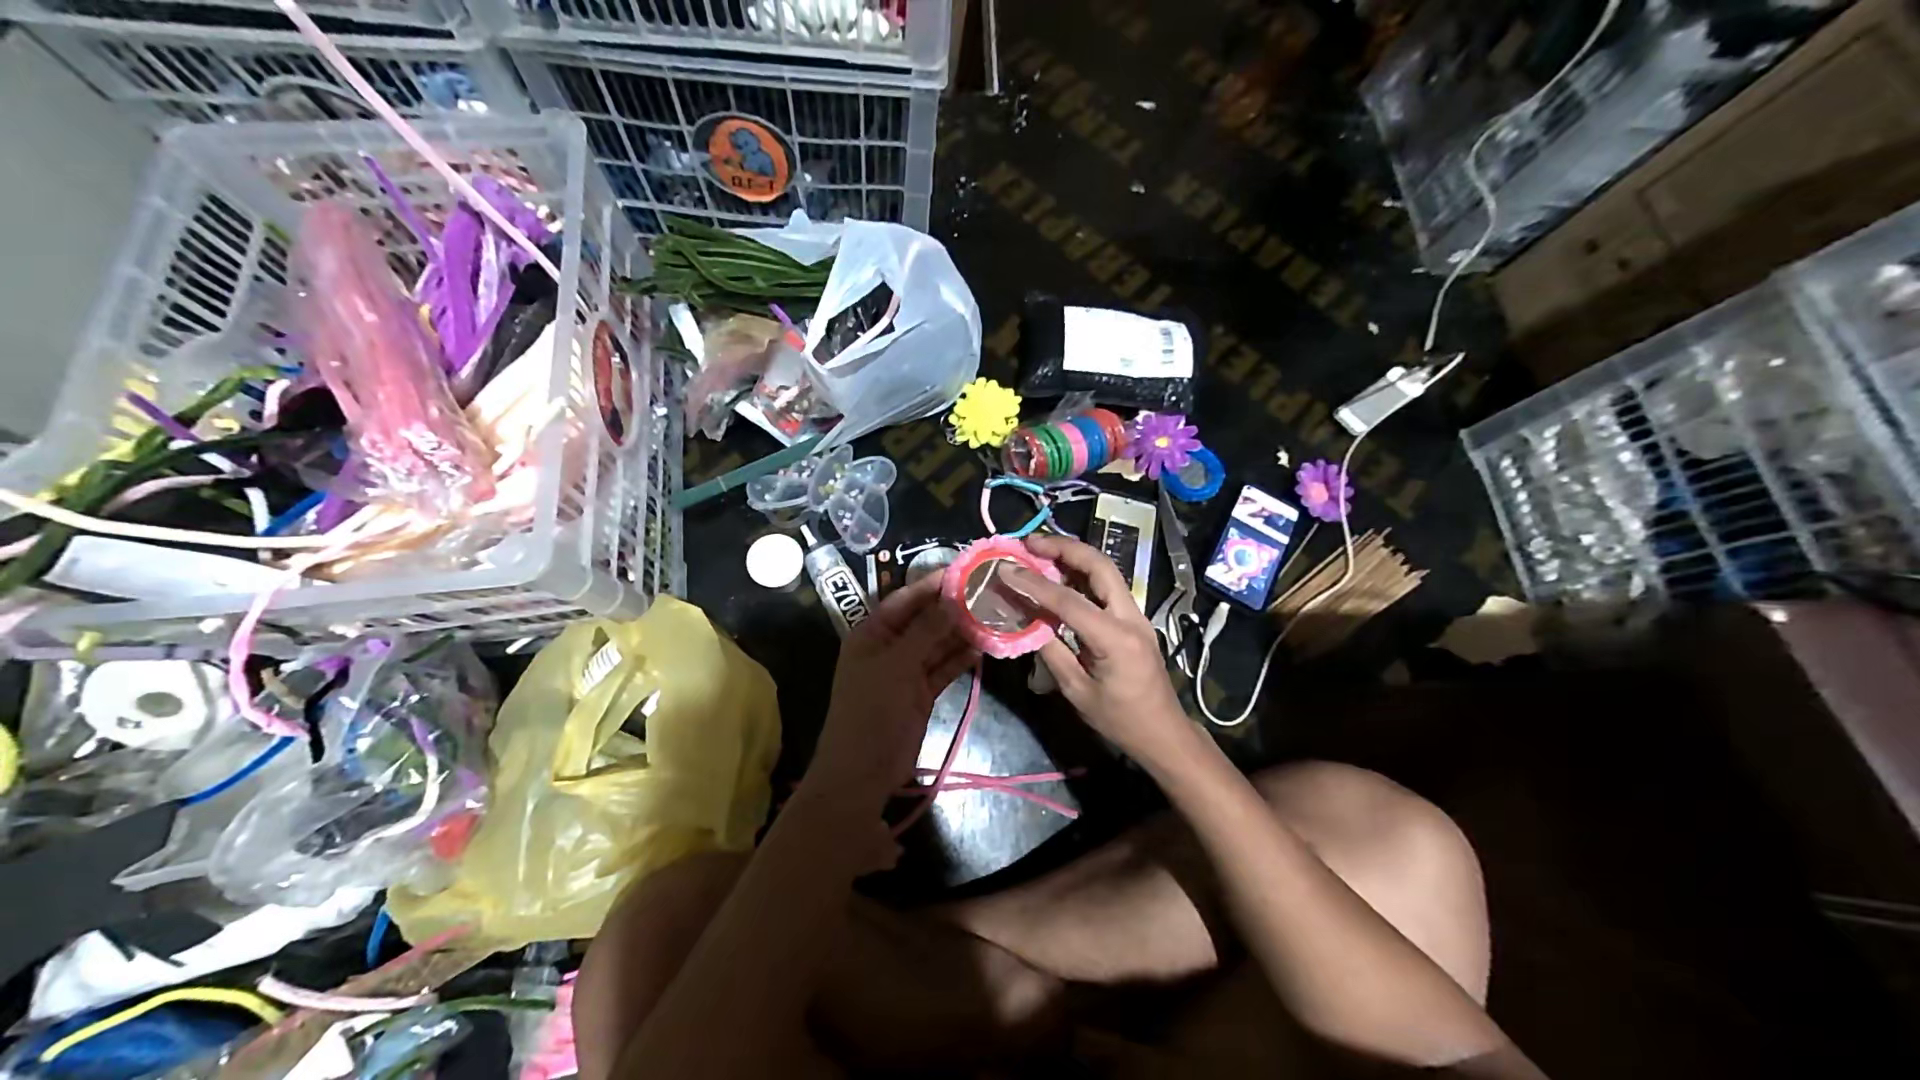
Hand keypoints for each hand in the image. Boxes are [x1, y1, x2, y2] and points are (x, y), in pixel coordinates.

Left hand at [805, 571, 978, 814]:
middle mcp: (890, 647)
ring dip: (961, 632)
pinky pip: (944, 668)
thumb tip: (953, 599)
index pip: (904, 599)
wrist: (863, 770)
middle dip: (952, 608)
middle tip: (988, 591)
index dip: (931, 585)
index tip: (963, 570)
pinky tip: (985, 646)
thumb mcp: (897, 664)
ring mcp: (906, 671)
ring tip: (993, 614)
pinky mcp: (922, 693)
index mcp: (872, 633)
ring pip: (937, 644)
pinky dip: (961, 658)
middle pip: (924, 620)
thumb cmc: (871, 709)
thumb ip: (926, 631)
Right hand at [1003, 534, 1196, 765]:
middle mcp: (1131, 617)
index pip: (1069, 600)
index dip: (1034, 583)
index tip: (1006, 569)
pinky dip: (1081, 574)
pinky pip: (1107, 587)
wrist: (1163, 734)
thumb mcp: (1077, 691)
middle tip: (1030, 543)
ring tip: (1040, 552)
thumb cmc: (1119, 721)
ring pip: (1106, 571)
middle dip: (1064, 548)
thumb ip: (1051, 651)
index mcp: (1116, 639)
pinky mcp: (1134, 620)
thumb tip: (1026, 620)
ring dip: (1073, 556)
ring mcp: (1137, 616)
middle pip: (1099, 566)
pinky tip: (1059, 576)